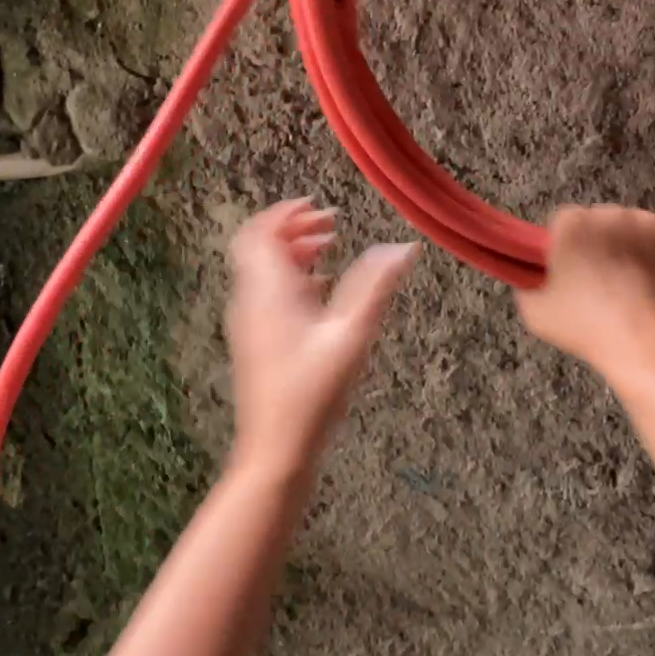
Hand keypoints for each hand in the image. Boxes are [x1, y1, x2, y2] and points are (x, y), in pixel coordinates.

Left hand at [225, 199, 417, 479]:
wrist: (275, 449)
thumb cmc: (312, 394)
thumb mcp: (352, 336)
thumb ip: (376, 287)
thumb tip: (404, 247)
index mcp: (269, 291)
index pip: (261, 232)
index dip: (286, 212)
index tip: (318, 205)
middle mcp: (252, 300)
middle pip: (259, 246)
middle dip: (292, 228)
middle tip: (329, 224)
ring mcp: (250, 322)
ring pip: (263, 269)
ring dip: (292, 252)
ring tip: (329, 250)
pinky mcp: (255, 341)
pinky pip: (267, 292)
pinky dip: (290, 278)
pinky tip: (319, 292)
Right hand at [515, 206, 654, 371]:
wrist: (653, 347)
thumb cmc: (590, 329)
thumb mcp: (535, 314)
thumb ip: (527, 286)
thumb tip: (533, 280)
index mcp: (573, 225)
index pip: (564, 221)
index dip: (566, 245)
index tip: (571, 270)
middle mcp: (613, 214)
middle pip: (603, 219)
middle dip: (602, 242)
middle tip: (605, 279)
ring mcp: (652, 222)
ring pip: (638, 226)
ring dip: (635, 245)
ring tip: (637, 283)